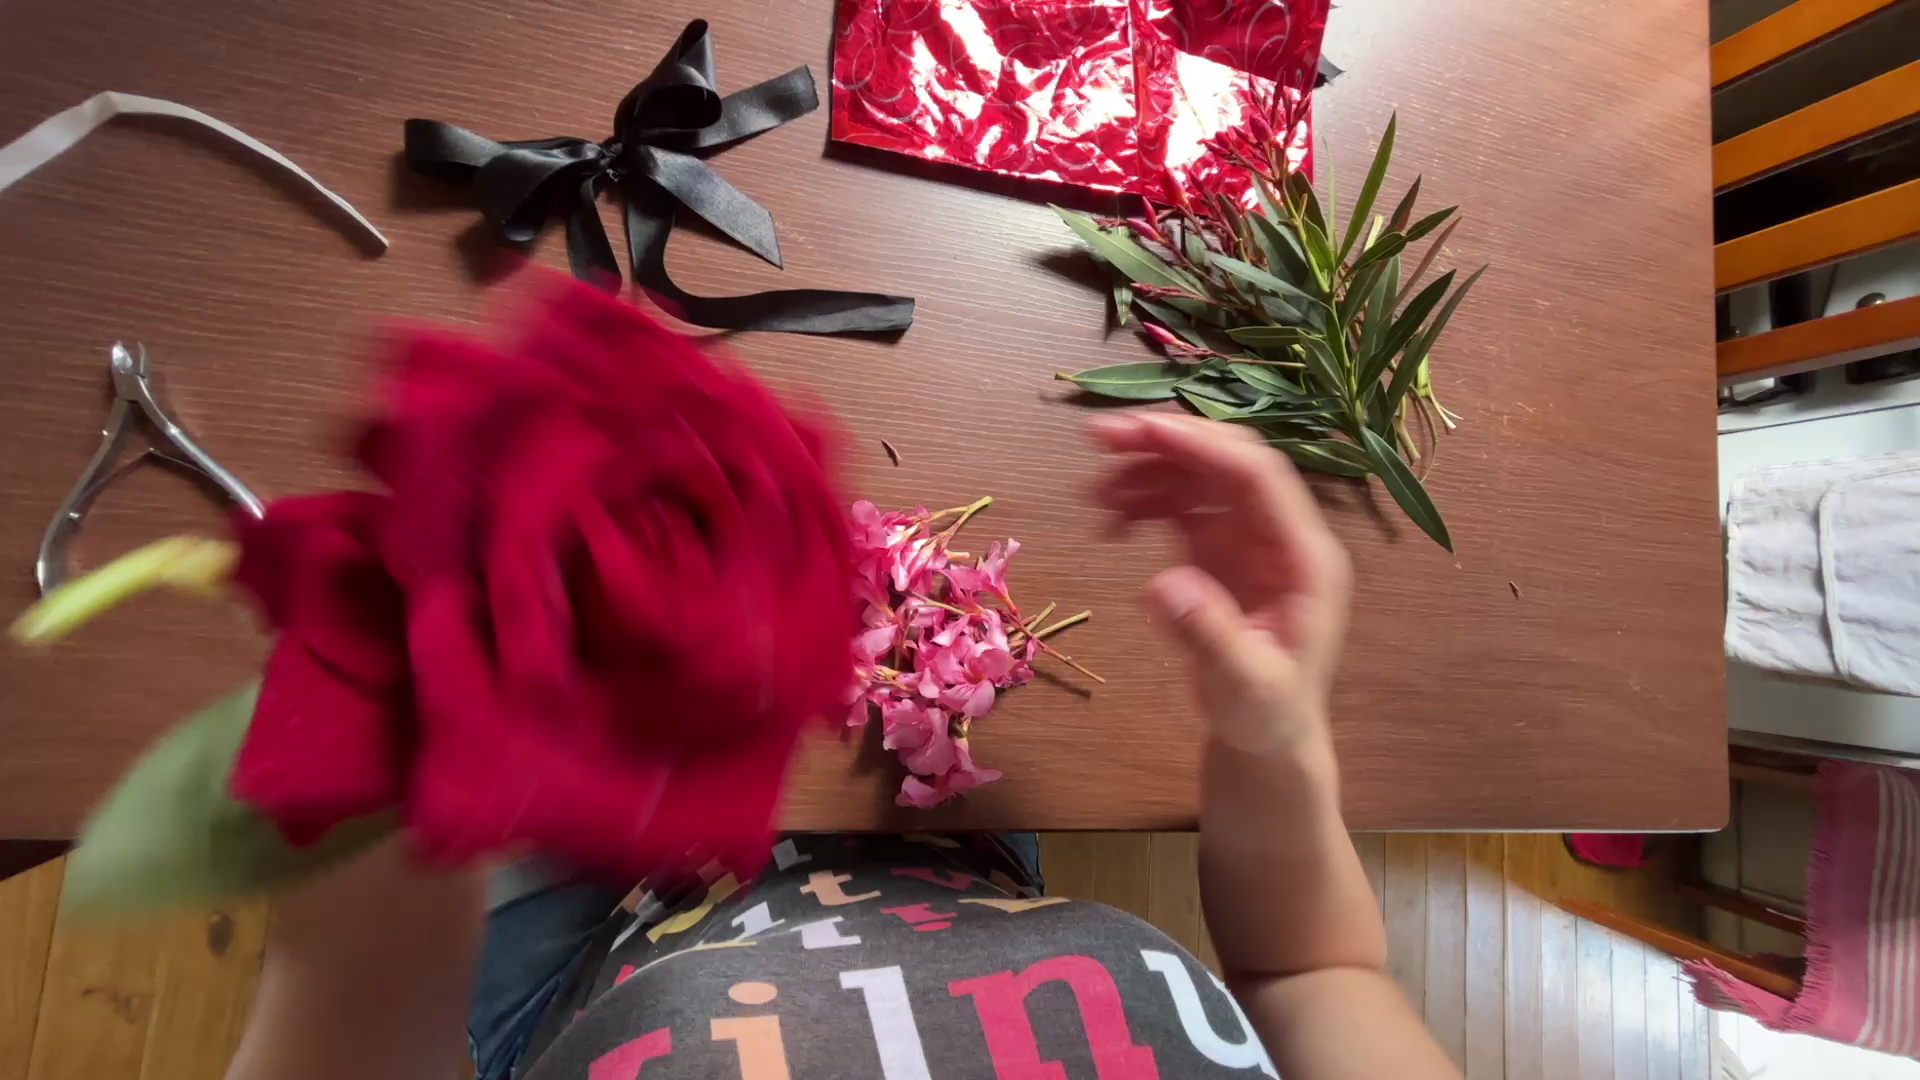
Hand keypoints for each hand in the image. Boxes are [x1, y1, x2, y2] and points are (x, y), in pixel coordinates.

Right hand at [1091, 413, 1350, 754]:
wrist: (1264, 732)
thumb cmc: (1265, 712)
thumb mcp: (1245, 683)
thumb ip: (1210, 634)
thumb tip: (1162, 584)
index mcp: (1302, 556)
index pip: (1255, 476)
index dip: (1200, 447)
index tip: (1139, 432)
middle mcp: (1277, 533)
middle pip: (1223, 462)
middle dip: (1163, 442)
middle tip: (1098, 438)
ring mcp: (1247, 538)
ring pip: (1197, 477)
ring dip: (1144, 472)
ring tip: (1093, 495)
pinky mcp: (1218, 549)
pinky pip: (1180, 506)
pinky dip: (1143, 503)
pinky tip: (1110, 522)